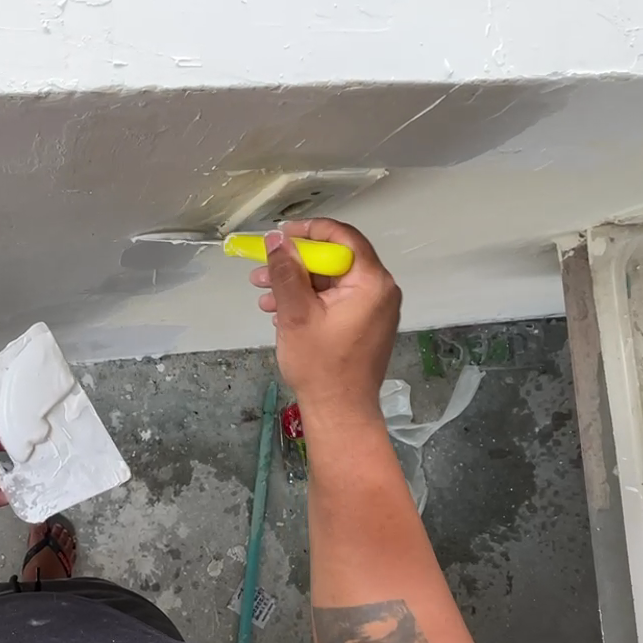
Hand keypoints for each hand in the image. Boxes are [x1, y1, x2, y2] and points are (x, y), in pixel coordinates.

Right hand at [249, 218, 400, 422]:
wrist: (339, 410)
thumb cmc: (320, 365)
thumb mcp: (296, 314)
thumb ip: (286, 272)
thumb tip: (276, 240)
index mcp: (371, 282)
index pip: (343, 238)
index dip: (309, 231)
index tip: (281, 235)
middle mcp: (380, 290)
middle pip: (334, 261)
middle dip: (295, 264)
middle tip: (262, 270)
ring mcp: (373, 309)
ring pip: (330, 283)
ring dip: (296, 285)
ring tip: (263, 295)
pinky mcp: (364, 325)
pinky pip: (334, 301)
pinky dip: (309, 301)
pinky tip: (280, 312)